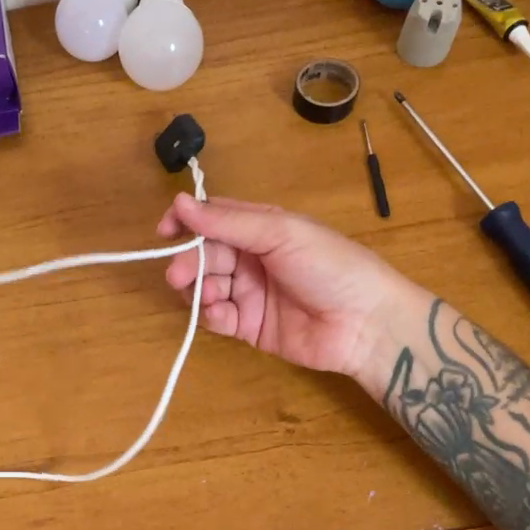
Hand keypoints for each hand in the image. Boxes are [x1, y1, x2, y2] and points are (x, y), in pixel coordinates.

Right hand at [158, 194, 427, 378]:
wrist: (365, 323)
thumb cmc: (330, 266)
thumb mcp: (280, 233)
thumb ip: (228, 222)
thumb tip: (179, 201)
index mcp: (262, 227)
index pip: (214, 218)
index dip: (187, 222)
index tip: (165, 231)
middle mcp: (252, 257)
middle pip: (205, 255)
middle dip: (189, 263)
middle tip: (180, 276)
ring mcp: (250, 293)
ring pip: (206, 287)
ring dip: (199, 290)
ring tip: (211, 298)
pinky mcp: (250, 327)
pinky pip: (218, 318)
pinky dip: (212, 316)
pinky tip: (223, 316)